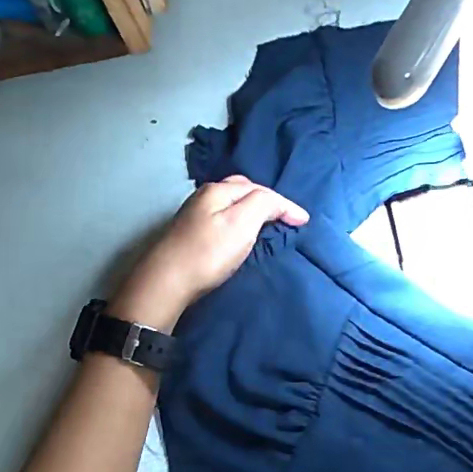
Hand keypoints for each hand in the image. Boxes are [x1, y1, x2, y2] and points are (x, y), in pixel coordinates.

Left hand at [111, 176, 307, 331]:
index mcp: (218, 190)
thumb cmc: (209, 252)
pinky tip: (242, 233)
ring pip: (232, 203)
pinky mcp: (191, 234)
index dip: (285, 204)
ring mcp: (195, 215)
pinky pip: (223, 217)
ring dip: (252, 209)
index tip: (304, 222)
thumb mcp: (242, 223)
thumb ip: (265, 205)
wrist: (167, 282)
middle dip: (267, 200)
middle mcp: (205, 196)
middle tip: (285, 216)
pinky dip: (240, 221)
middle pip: (243, 190)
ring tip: (268, 223)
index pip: (260, 189)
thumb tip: (281, 204)